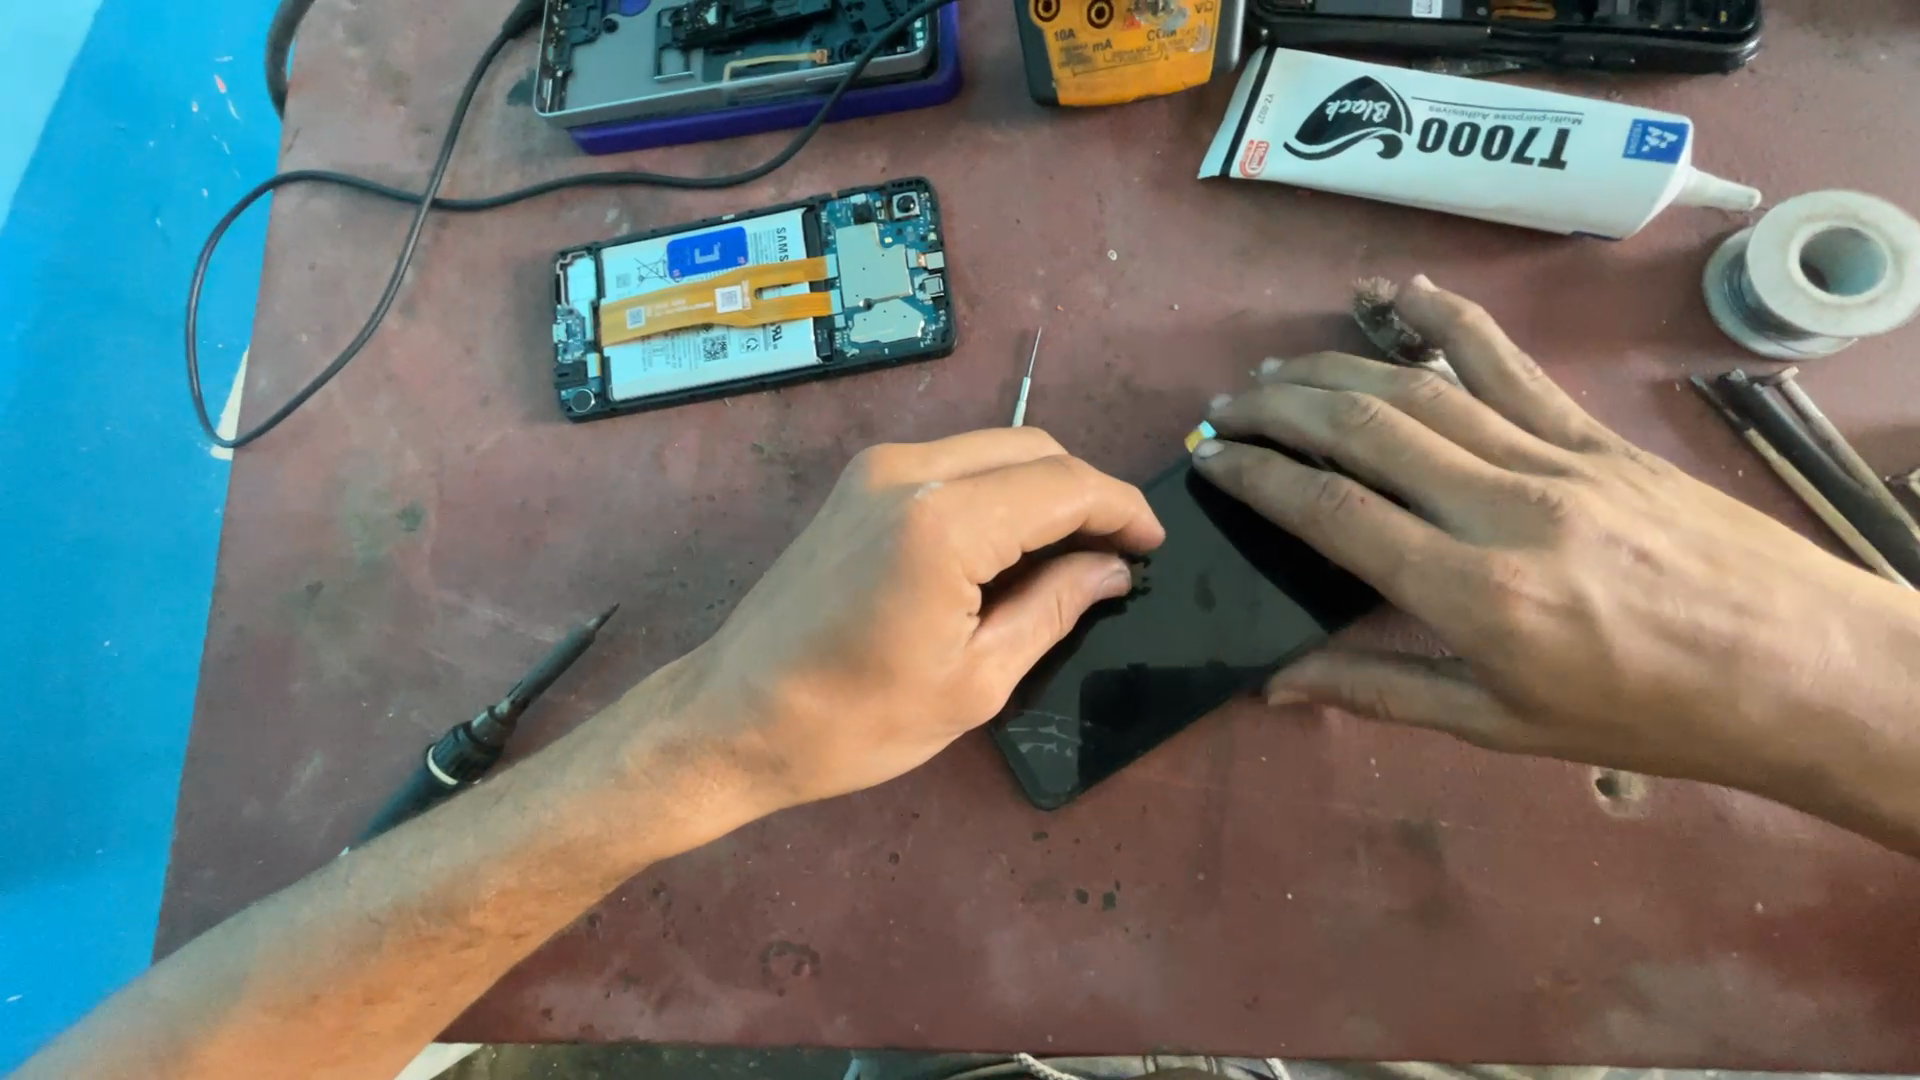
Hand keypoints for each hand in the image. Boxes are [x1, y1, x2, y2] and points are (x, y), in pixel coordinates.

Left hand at [663, 428, 1163, 816]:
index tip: (1152, 543)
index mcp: (944, 521)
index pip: (1063, 485)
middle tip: (1114, 552)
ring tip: (1068, 548)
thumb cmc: (857, 722)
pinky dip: (996, 488)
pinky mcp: (858, 481)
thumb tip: (1112, 568)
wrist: (735, 717)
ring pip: (993, 448)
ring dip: (1041, 486)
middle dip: (1085, 493)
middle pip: (1032, 449)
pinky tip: (1007, 539)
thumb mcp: (976, 679)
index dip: (1120, 508)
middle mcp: (909, 468)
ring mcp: (875, 467)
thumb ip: (1054, 607)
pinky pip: (952, 462)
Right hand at [1191, 275, 1919, 847]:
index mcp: (1473, 592)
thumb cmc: (1644, 712)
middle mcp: (1503, 508)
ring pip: (1418, 390)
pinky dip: (1445, 320)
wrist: (1818, 673)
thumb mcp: (1497, 725)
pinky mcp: (1594, 434)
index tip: (1212, 461)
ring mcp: (1554, 458)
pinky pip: (1507, 363)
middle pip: (1363, 431)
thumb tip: (1274, 682)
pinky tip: (1397, 294)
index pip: (1334, 511)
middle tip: (1224, 410)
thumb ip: (1375, 690)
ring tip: (1272, 370)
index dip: (1259, 478)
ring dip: (1331, 371)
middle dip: (1277, 411)